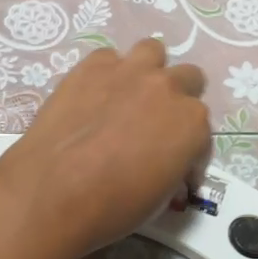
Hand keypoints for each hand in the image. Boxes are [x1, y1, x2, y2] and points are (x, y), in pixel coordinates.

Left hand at [0, 39, 210, 258]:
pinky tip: (93, 96)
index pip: (203, 133)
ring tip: (129, 95)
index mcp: (193, 125)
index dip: (189, 153)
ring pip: (152, 52)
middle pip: (188, 79)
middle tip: (154, 126)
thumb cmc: (113, 207)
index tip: (174, 169)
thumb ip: (173, 170)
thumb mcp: (160, 199)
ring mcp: (130, 71)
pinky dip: (107, 74)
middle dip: (177, 100)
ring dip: (147, 71)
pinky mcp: (92, 65)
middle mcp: (168, 88)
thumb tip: (165, 166)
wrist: (54, 191)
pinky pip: (108, 58)